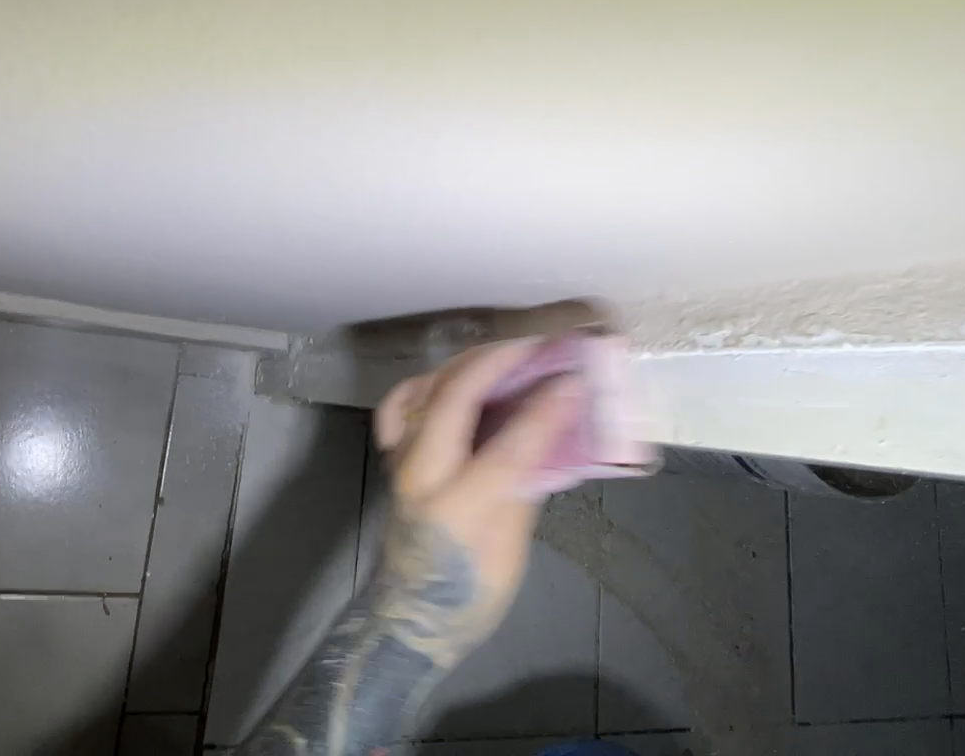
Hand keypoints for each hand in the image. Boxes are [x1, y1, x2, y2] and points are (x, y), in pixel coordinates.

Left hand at [371, 339, 576, 648]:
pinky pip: (401, 406)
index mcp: (457, 509)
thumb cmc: (468, 595)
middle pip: (453, 400)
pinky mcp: (391, 458)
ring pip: (423, 391)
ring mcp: (398, 462)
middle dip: (496, 363)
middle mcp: (419, 475)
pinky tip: (454, 380)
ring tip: (504, 354)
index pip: (505, 448)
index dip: (543, 411)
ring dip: (464, 364)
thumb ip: (525, 488)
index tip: (574, 379)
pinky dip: (427, 384)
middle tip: (538, 346)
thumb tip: (551, 433)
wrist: (406, 619)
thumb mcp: (510, 553)